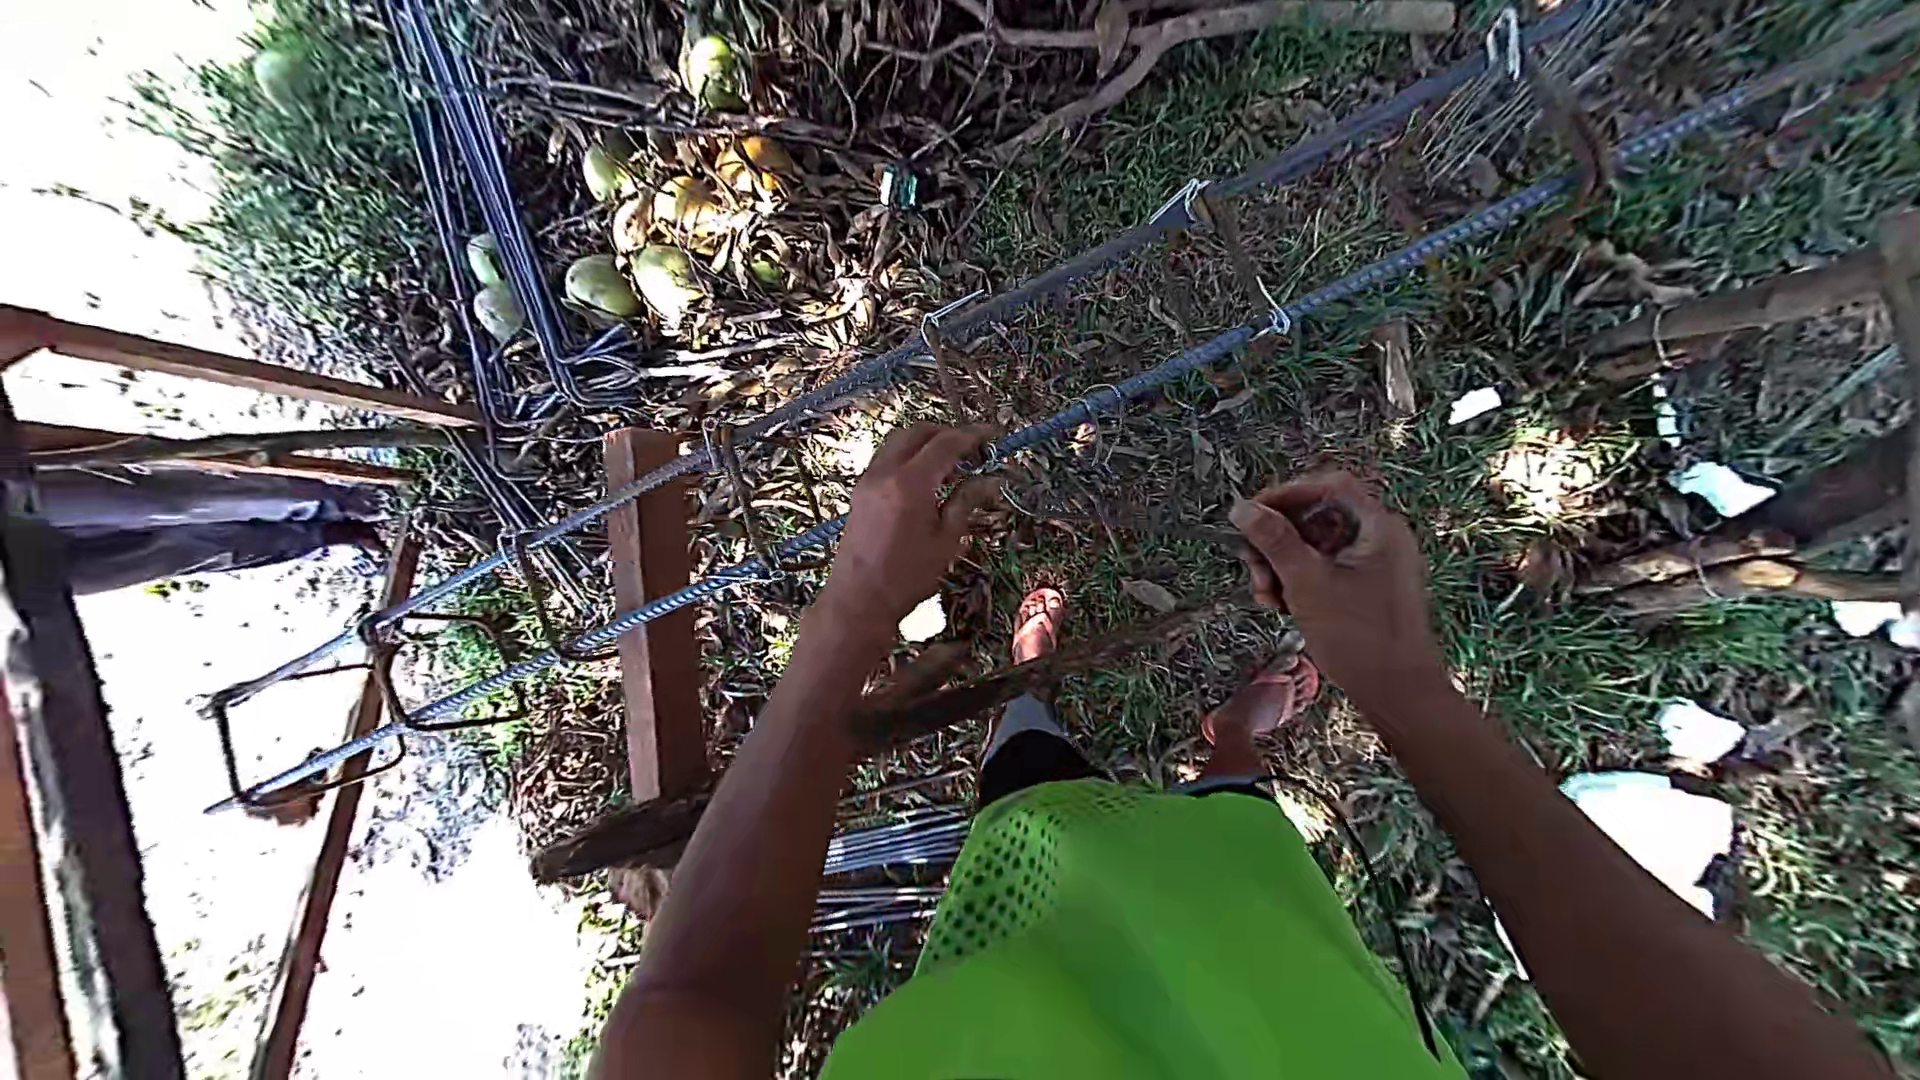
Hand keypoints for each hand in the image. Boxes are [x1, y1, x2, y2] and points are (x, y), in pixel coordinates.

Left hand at [816, 423, 1000, 629]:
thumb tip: (990, 480)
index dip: (972, 435)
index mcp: (910, 483)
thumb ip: (966, 502)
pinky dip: (908, 456)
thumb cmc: (908, 576)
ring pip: (898, 442)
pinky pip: (886, 459)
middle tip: (972, 448)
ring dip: (925, 443)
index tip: (992, 435)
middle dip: (946, 433)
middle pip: (917, 432)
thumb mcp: (946, 540)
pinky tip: (925, 479)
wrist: (859, 599)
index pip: (945, 443)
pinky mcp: (860, 492)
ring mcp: (867, 480)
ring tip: (950, 463)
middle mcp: (884, 472)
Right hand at [1230, 471, 1448, 710]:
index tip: (1250, 516)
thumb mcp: (1306, 581)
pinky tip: (1279, 604)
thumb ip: (1273, 540)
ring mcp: (1372, 562)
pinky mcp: (1363, 585)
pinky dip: (1295, 580)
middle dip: (1275, 539)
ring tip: (1264, 593)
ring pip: (1312, 545)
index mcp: (1377, 526)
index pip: (1327, 485)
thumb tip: (1241, 508)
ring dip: (1279, 564)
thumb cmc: (1356, 633)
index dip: (1284, 494)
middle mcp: (1378, 537)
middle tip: (1252, 565)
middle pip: (1314, 516)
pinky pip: (1321, 567)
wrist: (1397, 691)